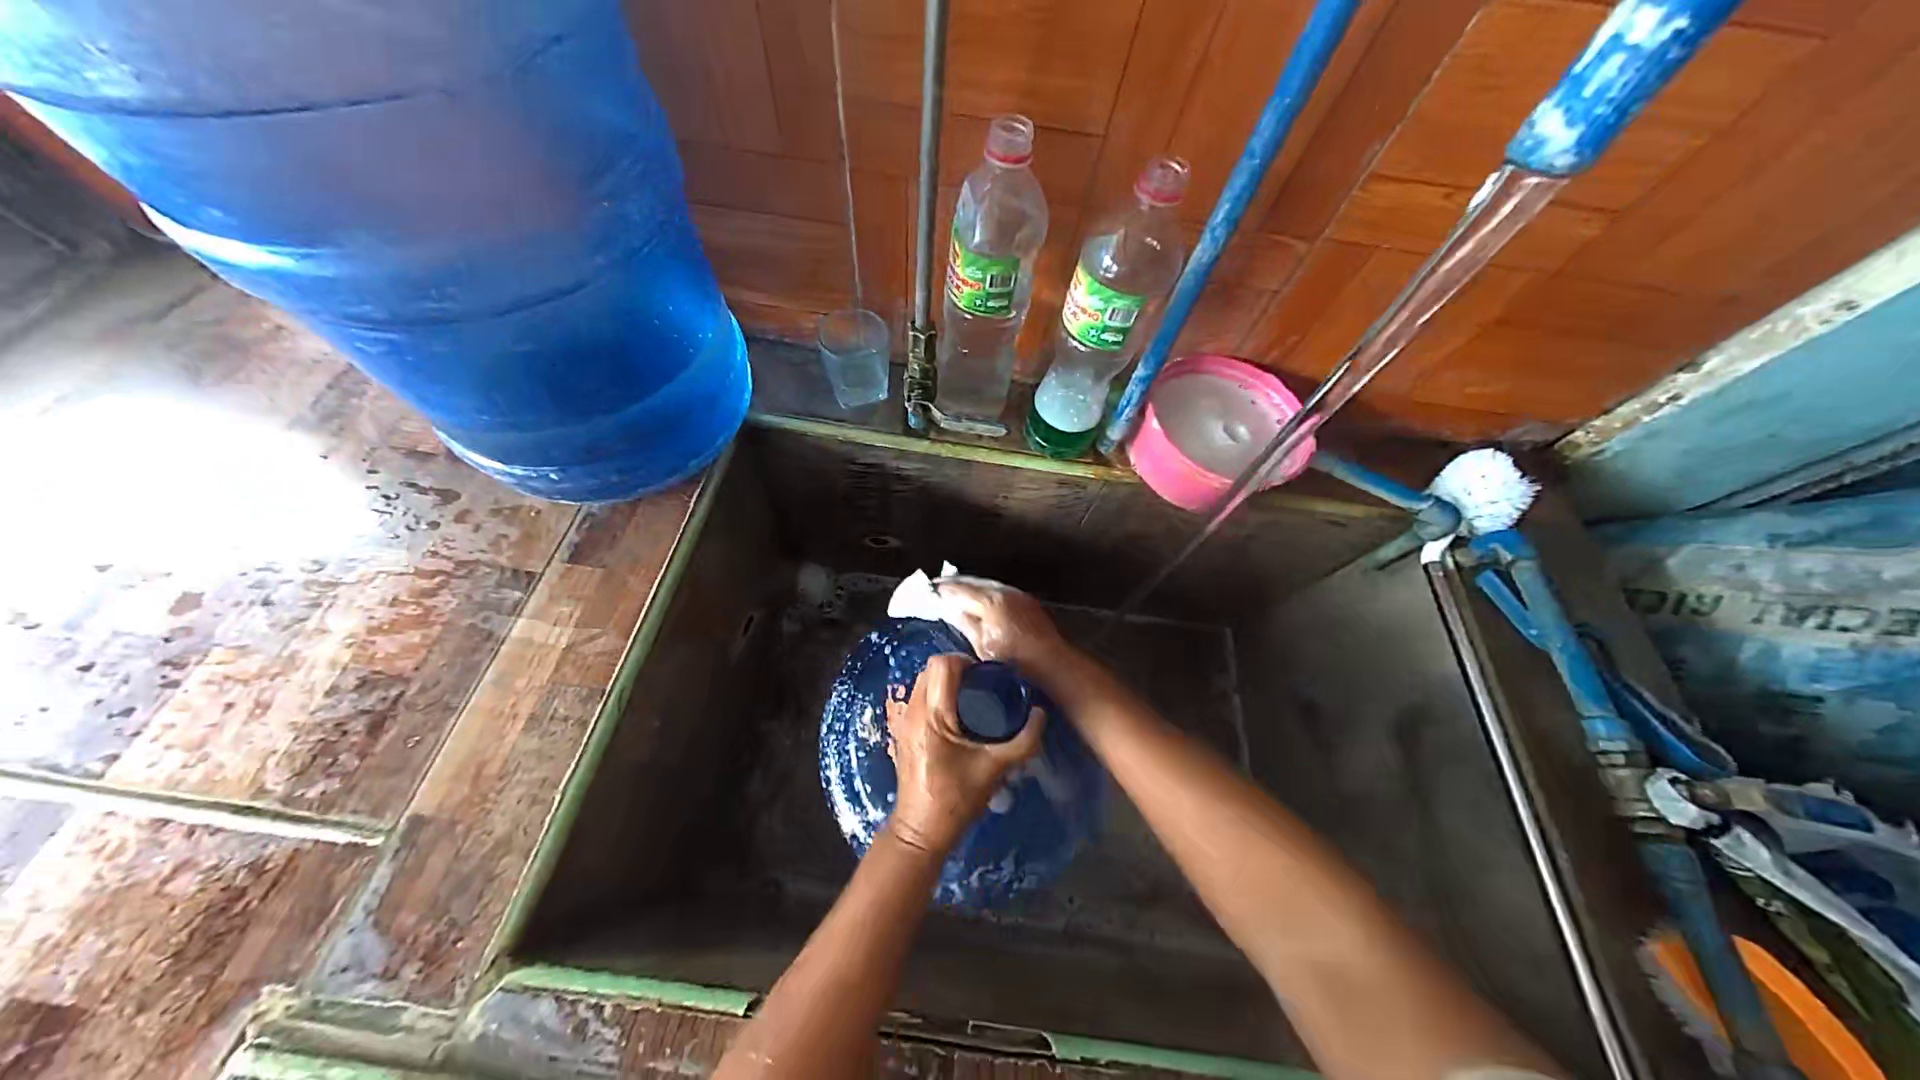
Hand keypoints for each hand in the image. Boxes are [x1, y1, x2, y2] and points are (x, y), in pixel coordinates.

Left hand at [886, 654, 1045, 854]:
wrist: (921, 831)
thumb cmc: (956, 800)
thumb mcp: (996, 769)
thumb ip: (1023, 741)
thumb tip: (1041, 713)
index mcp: (931, 715)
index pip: (942, 664)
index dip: (966, 663)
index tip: (986, 678)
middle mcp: (912, 711)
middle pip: (931, 669)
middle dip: (958, 671)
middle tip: (982, 687)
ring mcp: (903, 721)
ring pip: (923, 682)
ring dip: (946, 683)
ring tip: (973, 701)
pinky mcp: (903, 731)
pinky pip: (920, 698)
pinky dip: (938, 697)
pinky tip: (959, 717)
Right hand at [932, 577, 1069, 670]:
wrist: (1053, 664)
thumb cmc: (1016, 662)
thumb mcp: (983, 646)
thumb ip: (965, 623)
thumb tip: (950, 610)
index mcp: (990, 601)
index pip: (960, 588)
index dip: (943, 589)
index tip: (930, 590)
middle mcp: (1004, 591)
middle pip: (974, 581)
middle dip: (955, 584)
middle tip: (938, 587)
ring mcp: (1018, 594)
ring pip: (987, 584)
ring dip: (971, 587)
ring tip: (956, 593)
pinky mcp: (1027, 601)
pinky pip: (1000, 590)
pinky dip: (985, 592)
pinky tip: (979, 601)